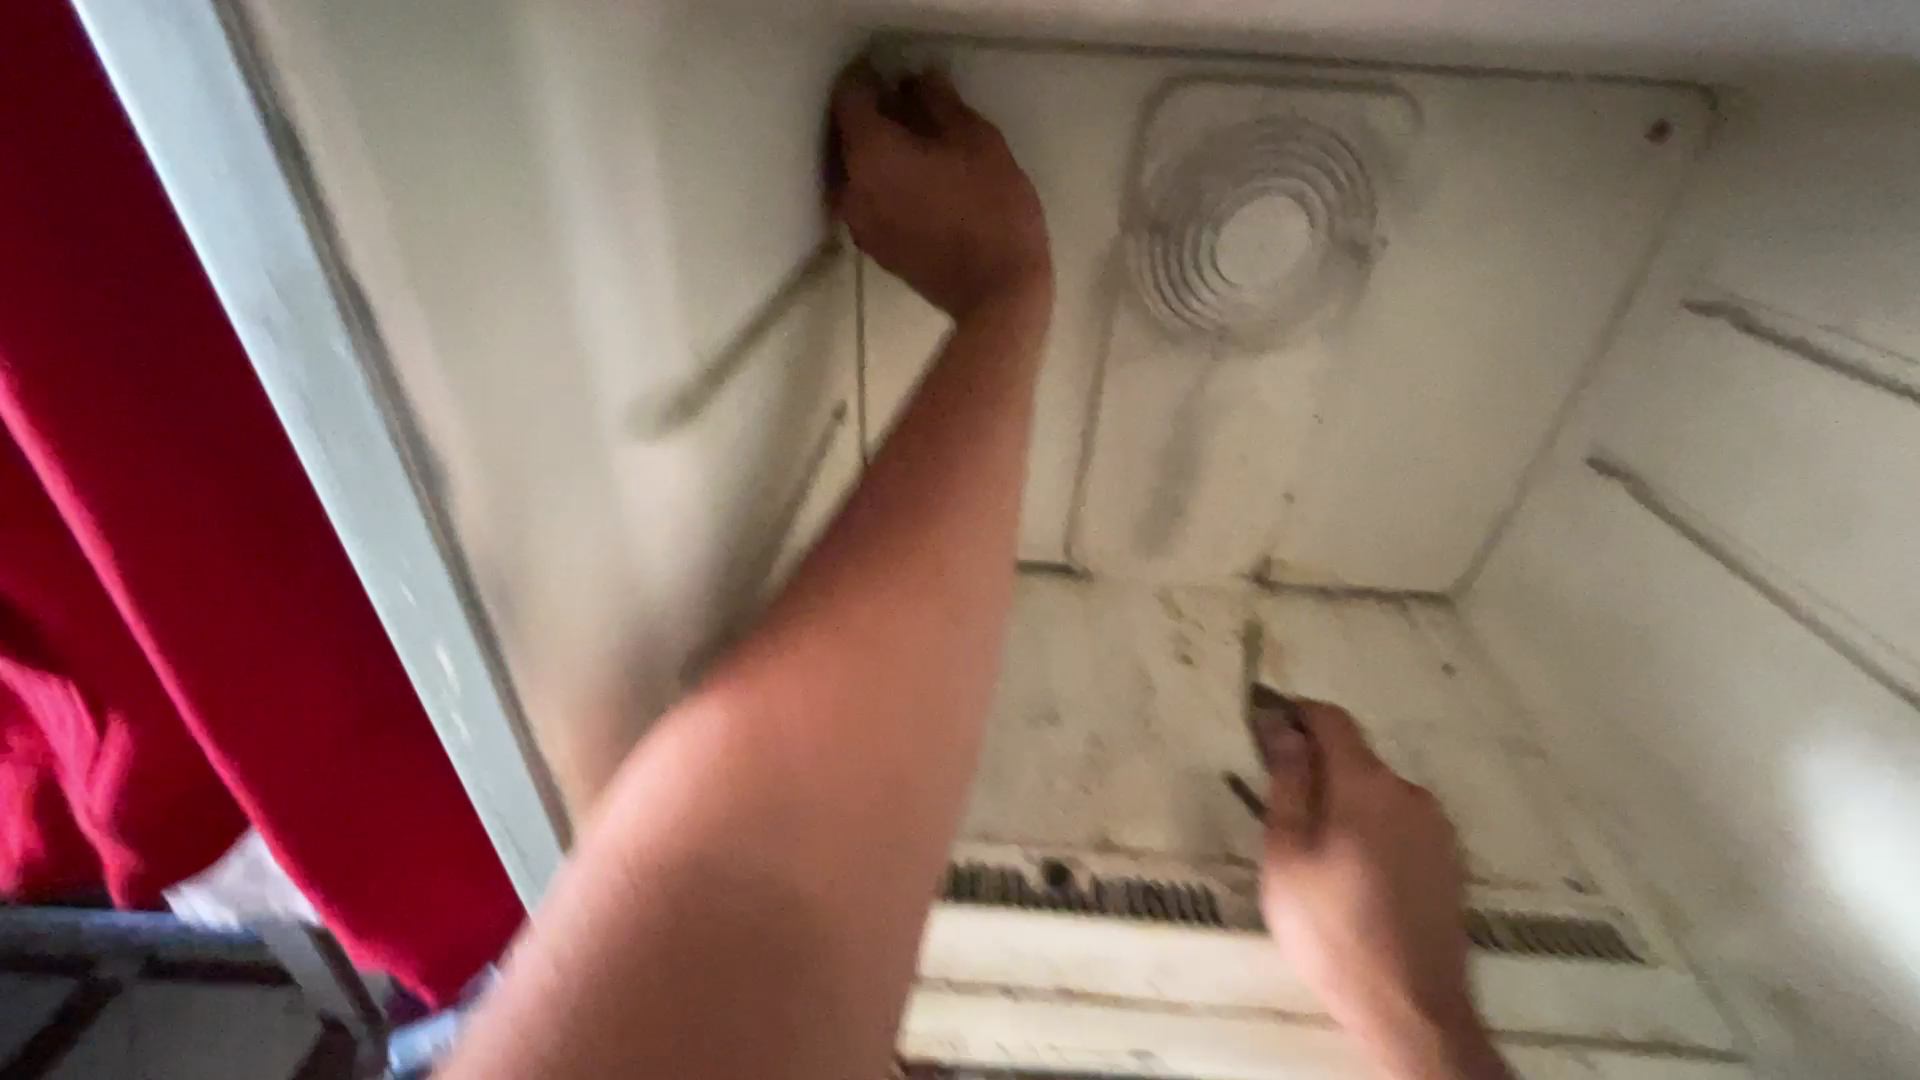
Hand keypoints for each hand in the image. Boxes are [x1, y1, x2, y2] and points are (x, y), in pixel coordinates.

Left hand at [829, 64, 1051, 318]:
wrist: (995, 295)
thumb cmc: (993, 211)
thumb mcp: (977, 141)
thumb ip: (939, 102)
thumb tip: (916, 80)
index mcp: (870, 152)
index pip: (850, 96)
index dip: (871, 80)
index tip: (896, 78)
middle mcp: (851, 188)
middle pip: (847, 137)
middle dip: (873, 120)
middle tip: (911, 113)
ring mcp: (859, 224)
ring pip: (854, 174)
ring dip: (876, 157)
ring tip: (915, 153)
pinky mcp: (874, 250)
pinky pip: (866, 203)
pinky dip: (880, 188)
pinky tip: (915, 188)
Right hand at [1256, 696, 1512, 1079]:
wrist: (1411, 1011)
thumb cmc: (1330, 927)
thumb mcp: (1286, 851)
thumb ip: (1286, 781)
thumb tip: (1280, 724)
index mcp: (1366, 783)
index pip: (1330, 718)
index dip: (1294, 713)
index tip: (1263, 726)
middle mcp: (1409, 793)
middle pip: (1353, 755)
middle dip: (1314, 764)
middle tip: (1278, 807)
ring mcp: (1437, 828)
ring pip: (1375, 790)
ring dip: (1342, 797)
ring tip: (1313, 849)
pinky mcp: (1449, 860)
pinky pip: (1398, 820)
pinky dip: (1369, 825)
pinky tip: (1352, 871)